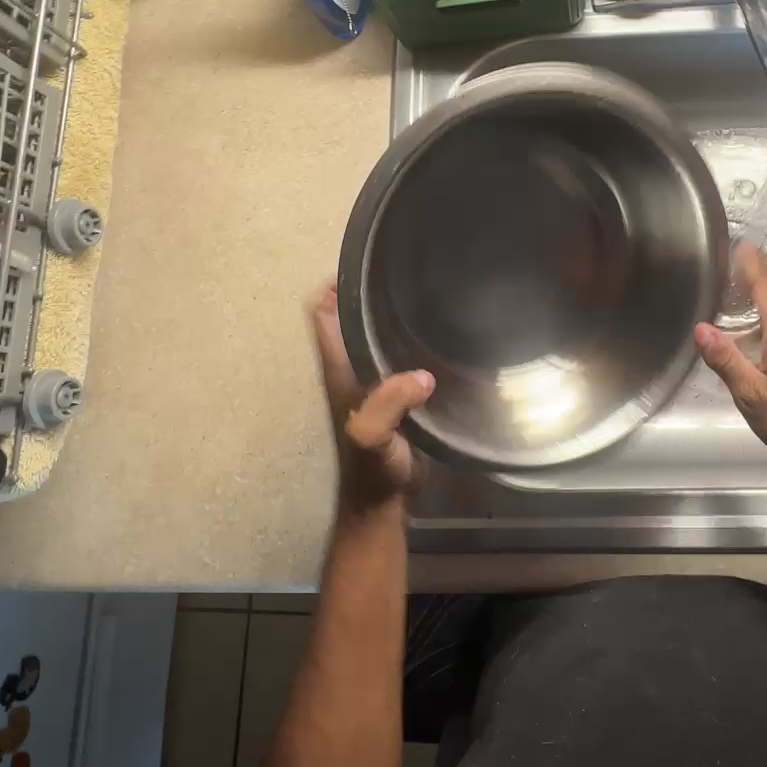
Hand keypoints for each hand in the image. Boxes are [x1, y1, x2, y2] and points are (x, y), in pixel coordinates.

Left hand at [308, 284, 434, 511]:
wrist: (387, 503)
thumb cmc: (374, 471)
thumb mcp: (373, 437)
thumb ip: (387, 405)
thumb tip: (422, 377)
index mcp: (340, 369)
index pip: (324, 313)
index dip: (335, 284)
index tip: (363, 262)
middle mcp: (354, 367)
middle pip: (351, 315)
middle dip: (368, 289)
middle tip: (404, 266)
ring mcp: (377, 379)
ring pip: (378, 333)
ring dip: (393, 313)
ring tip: (428, 287)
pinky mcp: (401, 392)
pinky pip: (404, 353)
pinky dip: (416, 338)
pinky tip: (442, 330)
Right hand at [694, 245, 766, 487]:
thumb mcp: (752, 397)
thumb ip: (726, 360)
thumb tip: (701, 329)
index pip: (764, 284)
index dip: (748, 263)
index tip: (736, 243)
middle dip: (747, 296)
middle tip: (718, 307)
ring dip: (761, 319)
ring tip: (735, 338)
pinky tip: (762, 357)